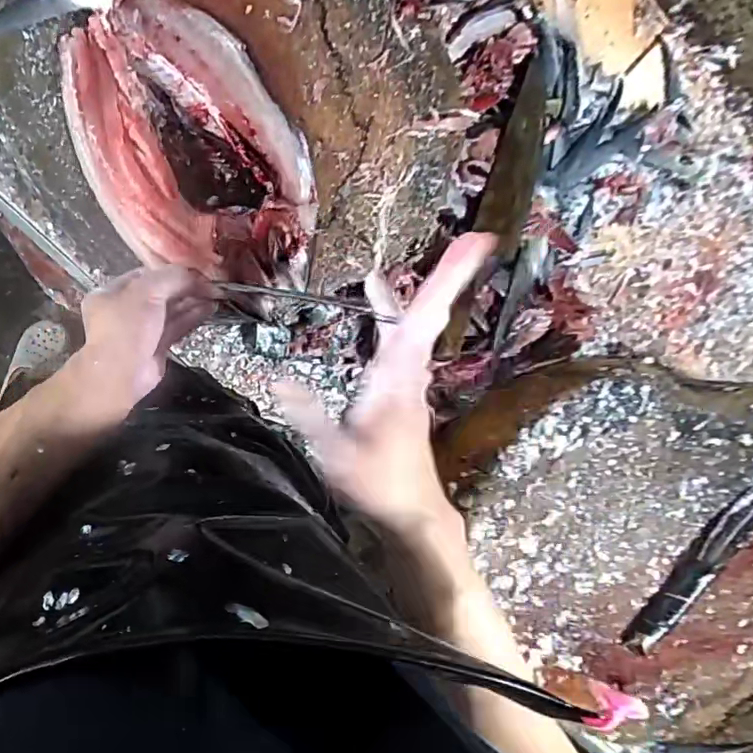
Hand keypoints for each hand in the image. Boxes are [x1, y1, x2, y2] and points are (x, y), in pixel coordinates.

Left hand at [67, 265, 219, 409]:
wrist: (120, 375)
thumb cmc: (126, 328)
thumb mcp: (146, 291)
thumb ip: (172, 277)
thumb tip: (196, 276)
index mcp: (112, 292)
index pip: (145, 275)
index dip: (170, 271)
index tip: (195, 270)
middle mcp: (125, 310)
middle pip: (160, 293)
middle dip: (185, 287)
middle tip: (210, 283)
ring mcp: (140, 331)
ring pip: (170, 311)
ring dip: (192, 301)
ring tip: (215, 294)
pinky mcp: (155, 349)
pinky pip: (175, 328)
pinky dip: (191, 317)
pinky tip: (209, 309)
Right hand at [277, 233, 495, 541]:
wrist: (412, 510)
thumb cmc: (377, 482)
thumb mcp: (334, 450)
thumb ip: (307, 414)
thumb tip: (276, 381)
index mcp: (393, 380)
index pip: (417, 321)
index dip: (444, 282)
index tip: (476, 245)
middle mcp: (407, 376)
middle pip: (424, 317)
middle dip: (443, 279)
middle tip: (470, 242)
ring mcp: (408, 386)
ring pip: (413, 332)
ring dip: (413, 300)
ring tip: (383, 276)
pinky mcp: (403, 397)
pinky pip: (404, 348)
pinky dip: (397, 324)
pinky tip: (380, 322)